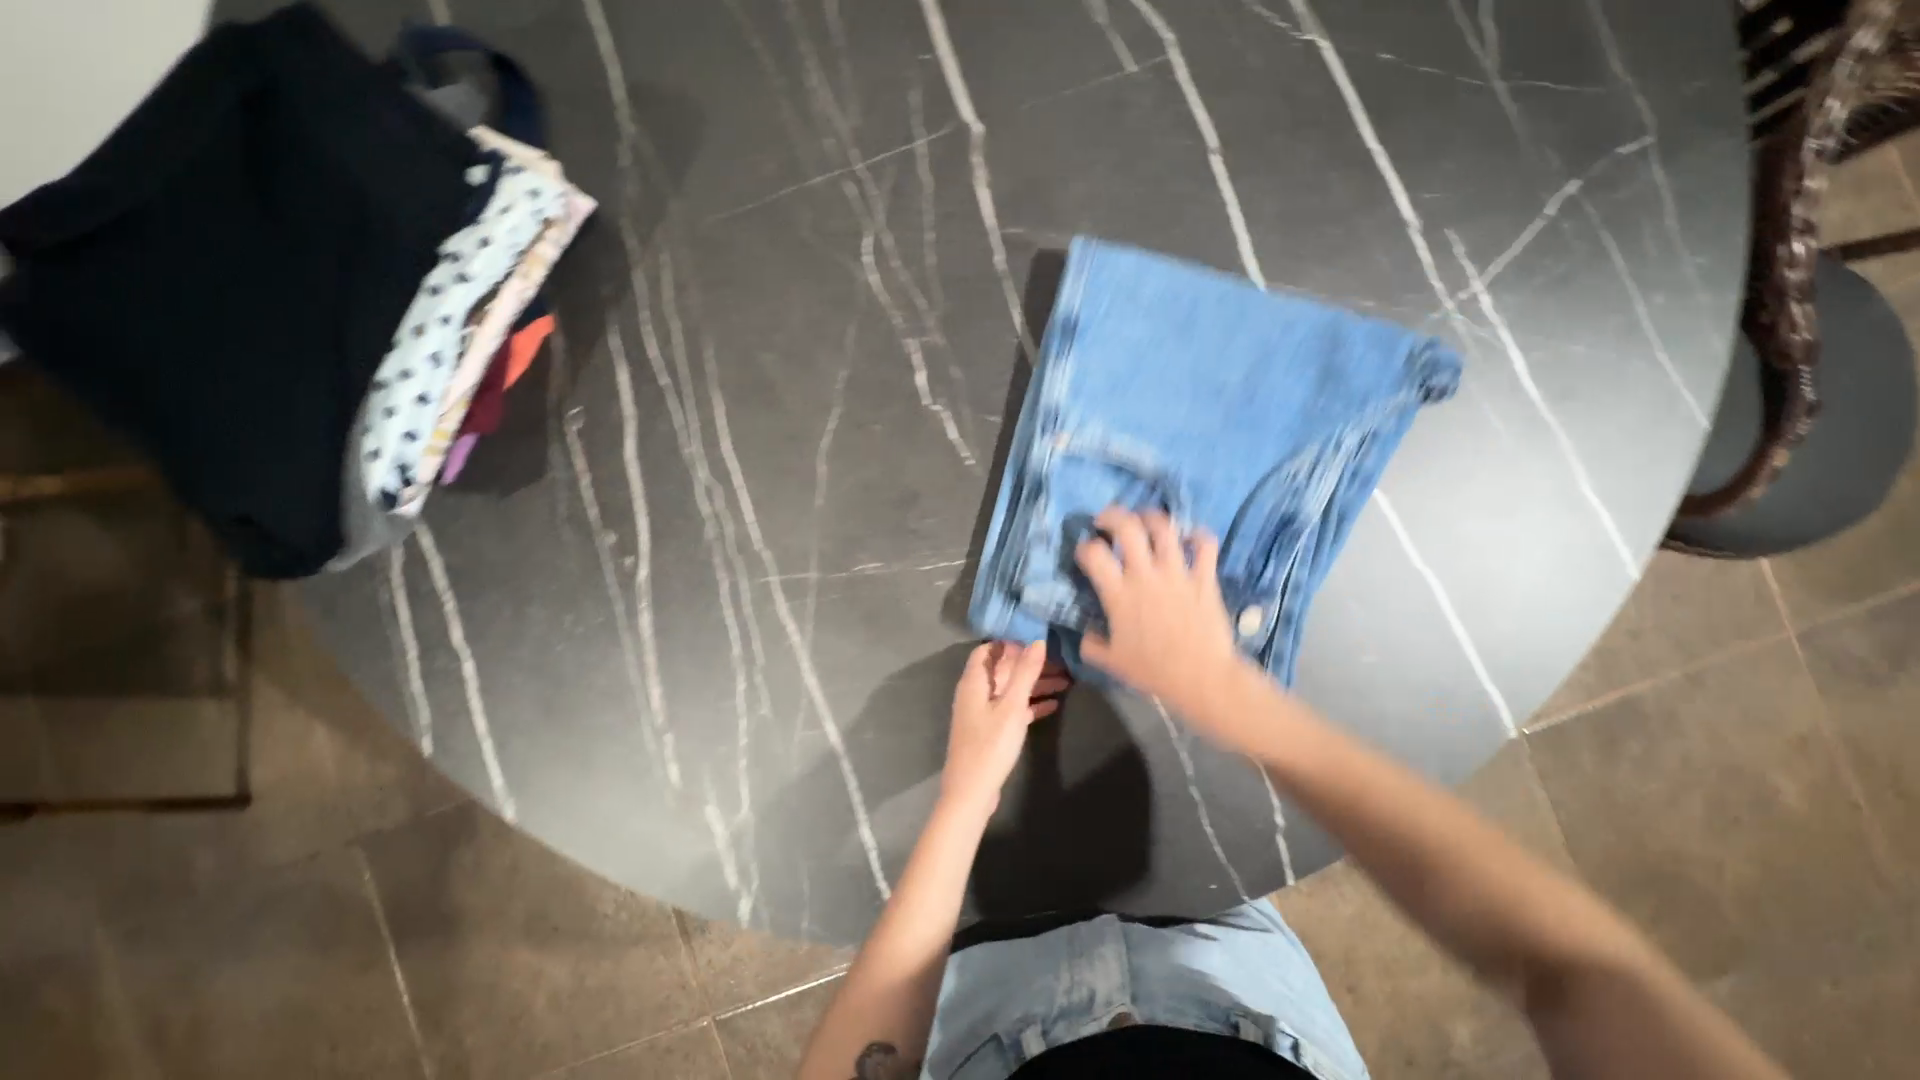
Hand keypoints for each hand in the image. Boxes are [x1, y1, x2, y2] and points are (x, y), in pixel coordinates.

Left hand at [942, 641, 1068, 814]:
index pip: (988, 649)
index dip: (1010, 641)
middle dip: (1030, 663)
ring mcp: (983, 712)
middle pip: (1003, 669)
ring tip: (1066, 682)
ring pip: (1011, 690)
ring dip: (1035, 684)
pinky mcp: (991, 731)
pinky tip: (1054, 705)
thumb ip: (1025, 672)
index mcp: (974, 681)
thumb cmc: (990, 744)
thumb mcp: (1012, 706)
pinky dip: (1030, 704)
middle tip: (1062, 660)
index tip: (1037, 637)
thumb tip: (1037, 640)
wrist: (972, 791)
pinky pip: (1012, 709)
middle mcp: (976, 692)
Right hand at [1075, 507, 1248, 721]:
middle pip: (1127, 527)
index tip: (1085, 552)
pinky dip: (1197, 535)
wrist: (1201, 677)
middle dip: (1113, 515)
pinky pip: (1205, 544)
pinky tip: (1190, 538)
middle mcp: (1146, 575)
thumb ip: (1092, 644)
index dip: (1084, 547)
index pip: (1093, 554)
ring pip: (1164, 528)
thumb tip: (1085, 633)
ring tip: (1145, 520)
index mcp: (1119, 594)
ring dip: (1152, 517)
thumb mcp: (1112, 662)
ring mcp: (1178, 573)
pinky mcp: (1204, 577)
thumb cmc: (1154, 671)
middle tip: (1107, 520)